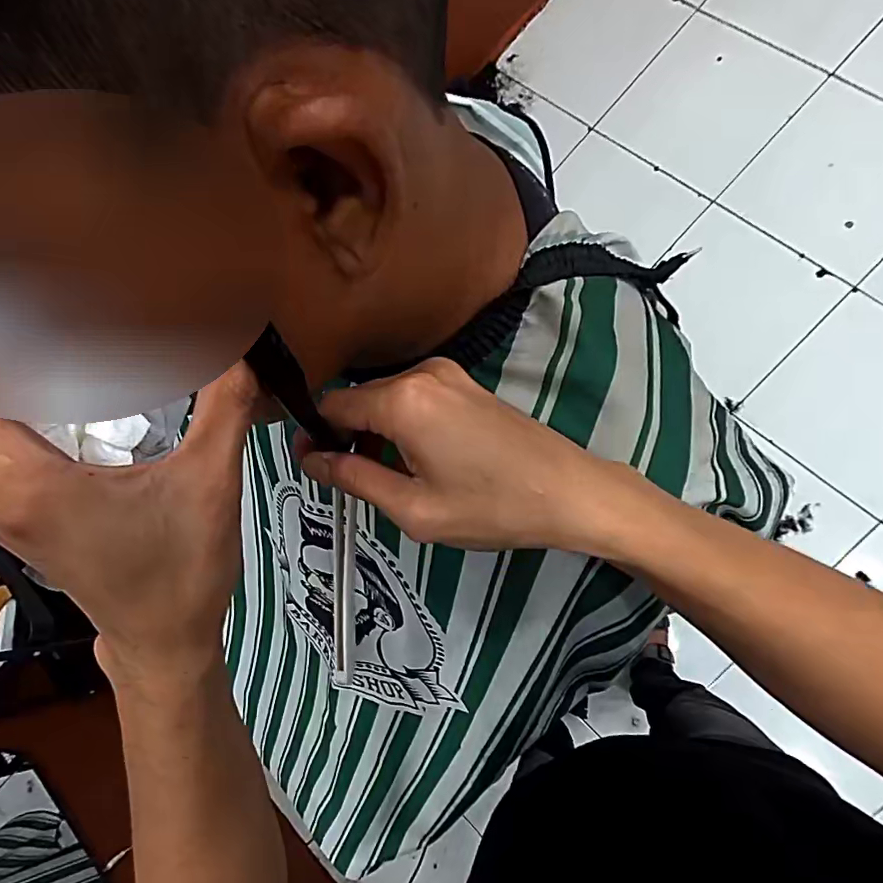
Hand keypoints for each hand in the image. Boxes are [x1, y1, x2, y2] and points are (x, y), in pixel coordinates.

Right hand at [294, 358, 649, 554]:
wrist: (569, 492)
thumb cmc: (493, 506)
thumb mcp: (414, 508)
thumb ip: (355, 479)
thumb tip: (314, 460)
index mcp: (402, 400)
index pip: (331, 404)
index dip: (315, 435)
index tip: (313, 465)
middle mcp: (422, 374)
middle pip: (358, 398)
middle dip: (345, 434)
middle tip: (349, 480)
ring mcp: (449, 374)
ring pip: (385, 398)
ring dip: (374, 432)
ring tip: (384, 477)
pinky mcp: (466, 384)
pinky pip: (414, 398)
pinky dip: (401, 425)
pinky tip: (413, 460)